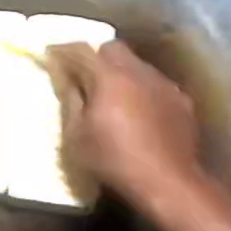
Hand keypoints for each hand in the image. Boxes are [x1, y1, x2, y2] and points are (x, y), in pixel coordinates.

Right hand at [45, 40, 210, 210]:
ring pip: (137, 64)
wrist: (167, 182)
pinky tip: (136, 112)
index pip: (82, 50)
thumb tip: (64, 77)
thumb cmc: (111, 159)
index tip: (49, 55)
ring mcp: (164, 85)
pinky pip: (155, 84)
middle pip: (113, 48)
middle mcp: (139, 73)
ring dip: (119, 72)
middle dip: (94, 56)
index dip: (62, 50)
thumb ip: (70, 98)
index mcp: (109, 78)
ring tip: (109, 95)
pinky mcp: (181, 101)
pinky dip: (140, 89)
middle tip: (81, 75)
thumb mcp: (76, 134)